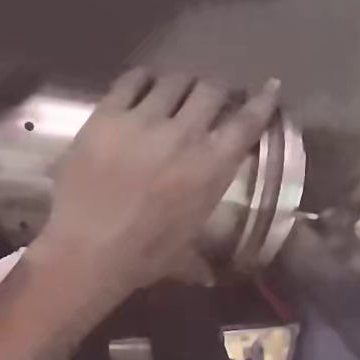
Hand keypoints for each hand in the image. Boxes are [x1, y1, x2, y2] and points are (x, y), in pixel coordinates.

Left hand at [36, 70, 280, 294]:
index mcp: (211, 168)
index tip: (270, 88)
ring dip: (182, 84)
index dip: (263, 101)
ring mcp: (144, 120)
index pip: (247, 122)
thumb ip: (200, 256)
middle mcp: (185, 134)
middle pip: (212, 90)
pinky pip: (132, 80)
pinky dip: (143, 80)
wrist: (89, 249)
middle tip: (214, 97)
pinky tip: (143, 86)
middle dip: (218, 91)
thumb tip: (209, 280)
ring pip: (174, 80)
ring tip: (177, 91)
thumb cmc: (142, 258)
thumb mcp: (184, 254)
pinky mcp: (108, 114)